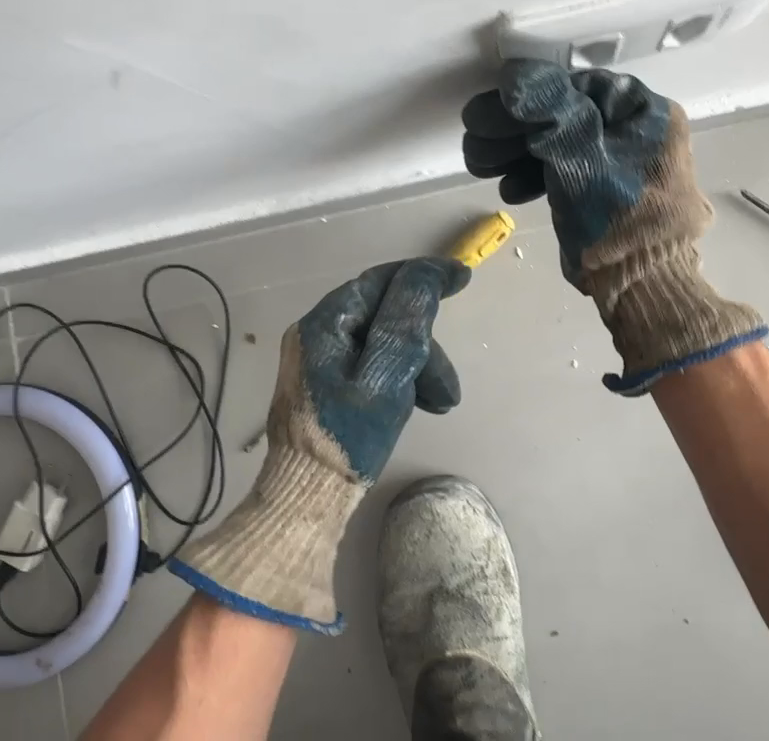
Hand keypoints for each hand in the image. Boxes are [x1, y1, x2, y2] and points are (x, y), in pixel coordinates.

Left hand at [172, 257, 469, 631]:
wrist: (306, 497)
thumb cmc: (348, 436)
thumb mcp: (387, 374)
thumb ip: (407, 319)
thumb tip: (428, 272)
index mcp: (326, 322)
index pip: (381, 280)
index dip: (423, 277)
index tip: (462, 279)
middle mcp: (319, 333)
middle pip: (386, 316)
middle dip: (423, 345)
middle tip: (447, 387)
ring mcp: (320, 360)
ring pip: (384, 344)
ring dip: (417, 366)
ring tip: (439, 403)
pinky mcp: (327, 385)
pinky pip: (374, 365)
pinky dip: (400, 380)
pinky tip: (415, 404)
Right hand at [462, 59, 764, 393]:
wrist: (641, 288)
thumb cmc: (617, 218)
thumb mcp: (579, 157)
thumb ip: (548, 111)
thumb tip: (515, 78)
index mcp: (643, 113)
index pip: (574, 88)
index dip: (526, 97)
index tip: (486, 112)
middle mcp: (636, 132)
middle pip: (563, 116)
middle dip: (513, 130)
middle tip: (473, 140)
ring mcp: (621, 164)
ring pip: (560, 146)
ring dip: (516, 154)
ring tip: (478, 166)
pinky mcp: (606, 193)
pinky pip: (566, 173)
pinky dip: (536, 177)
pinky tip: (508, 189)